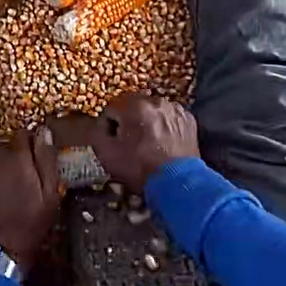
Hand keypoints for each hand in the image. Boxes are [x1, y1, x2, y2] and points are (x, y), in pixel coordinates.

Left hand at [0, 125, 59, 274]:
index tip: (31, 160)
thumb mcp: (50, 192)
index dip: (29, 146)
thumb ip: (46, 158)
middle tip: (16, 179)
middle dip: (11, 156)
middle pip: (4, 144)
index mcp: (20, 157)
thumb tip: (44, 131)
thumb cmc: (31, 221)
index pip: (24, 134)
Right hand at [84, 93, 199, 192]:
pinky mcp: (188, 119)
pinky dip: (164, 126)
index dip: (108, 126)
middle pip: (132, 106)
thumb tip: (102, 125)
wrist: (178, 183)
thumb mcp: (106, 153)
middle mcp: (155, 101)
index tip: (112, 141)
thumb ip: (97, 132)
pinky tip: (163, 142)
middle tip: (130, 142)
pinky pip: (168, 117)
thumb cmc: (139, 167)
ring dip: (147, 122)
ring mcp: (174, 109)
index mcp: (133, 105)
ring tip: (149, 143)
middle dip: (128, 121)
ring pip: (152, 110)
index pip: (111, 108)